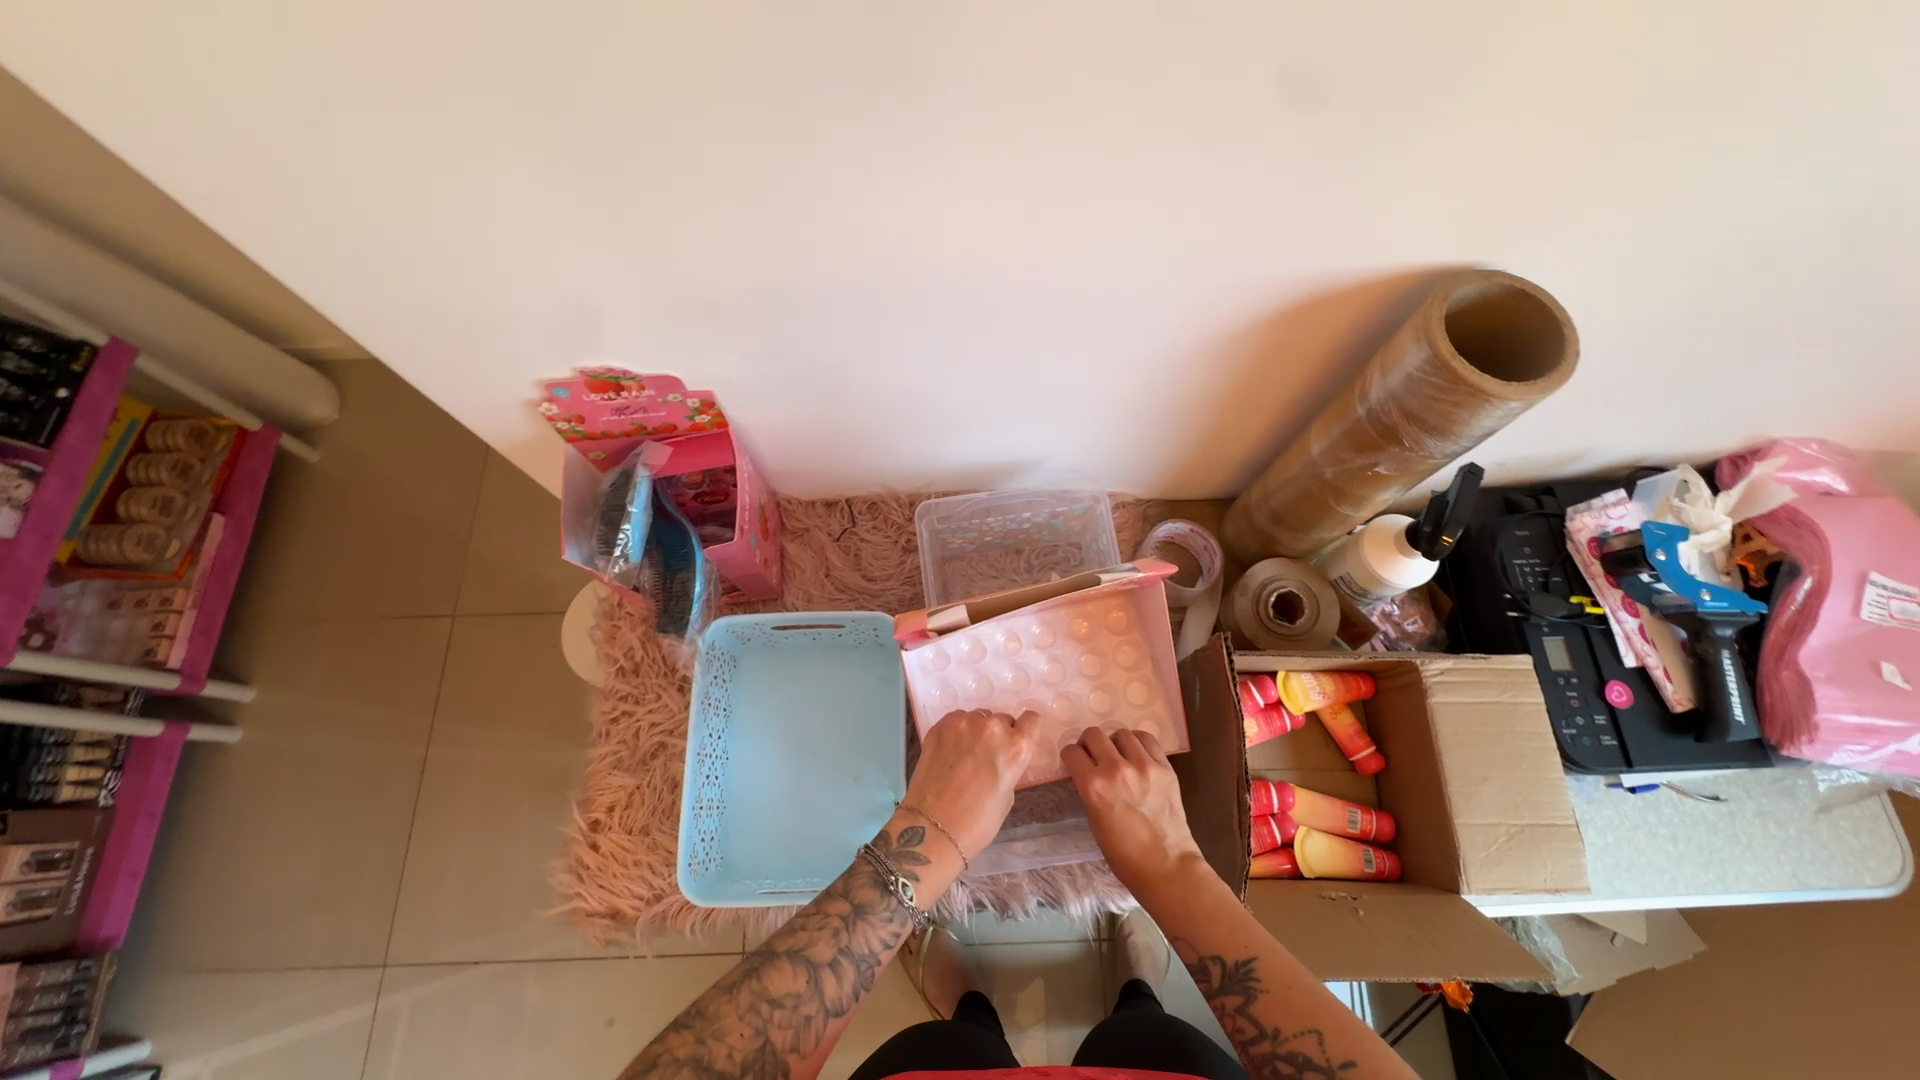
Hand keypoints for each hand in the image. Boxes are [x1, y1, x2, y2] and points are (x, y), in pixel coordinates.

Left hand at [904, 709, 1040, 861]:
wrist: (932, 827)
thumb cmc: (977, 821)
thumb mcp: (1008, 795)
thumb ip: (1009, 767)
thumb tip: (1000, 758)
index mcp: (1016, 747)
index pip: (1032, 720)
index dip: (1025, 730)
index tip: (1017, 741)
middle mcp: (993, 728)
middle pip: (1002, 719)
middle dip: (997, 735)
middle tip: (986, 757)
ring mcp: (964, 723)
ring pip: (977, 718)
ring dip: (975, 732)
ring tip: (964, 756)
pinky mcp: (940, 725)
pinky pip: (956, 720)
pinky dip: (956, 732)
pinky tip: (949, 753)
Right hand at [1061, 727, 1206, 896]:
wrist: (1166, 865)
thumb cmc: (1123, 854)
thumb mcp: (1094, 820)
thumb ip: (1089, 791)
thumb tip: (1086, 774)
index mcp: (1094, 786)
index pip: (1072, 753)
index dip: (1070, 756)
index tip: (1074, 762)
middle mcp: (1116, 769)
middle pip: (1094, 734)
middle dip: (1088, 744)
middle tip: (1094, 756)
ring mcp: (1144, 766)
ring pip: (1121, 733)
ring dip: (1114, 742)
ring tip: (1119, 755)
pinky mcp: (1165, 768)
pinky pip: (1147, 739)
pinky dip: (1138, 743)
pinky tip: (1137, 754)